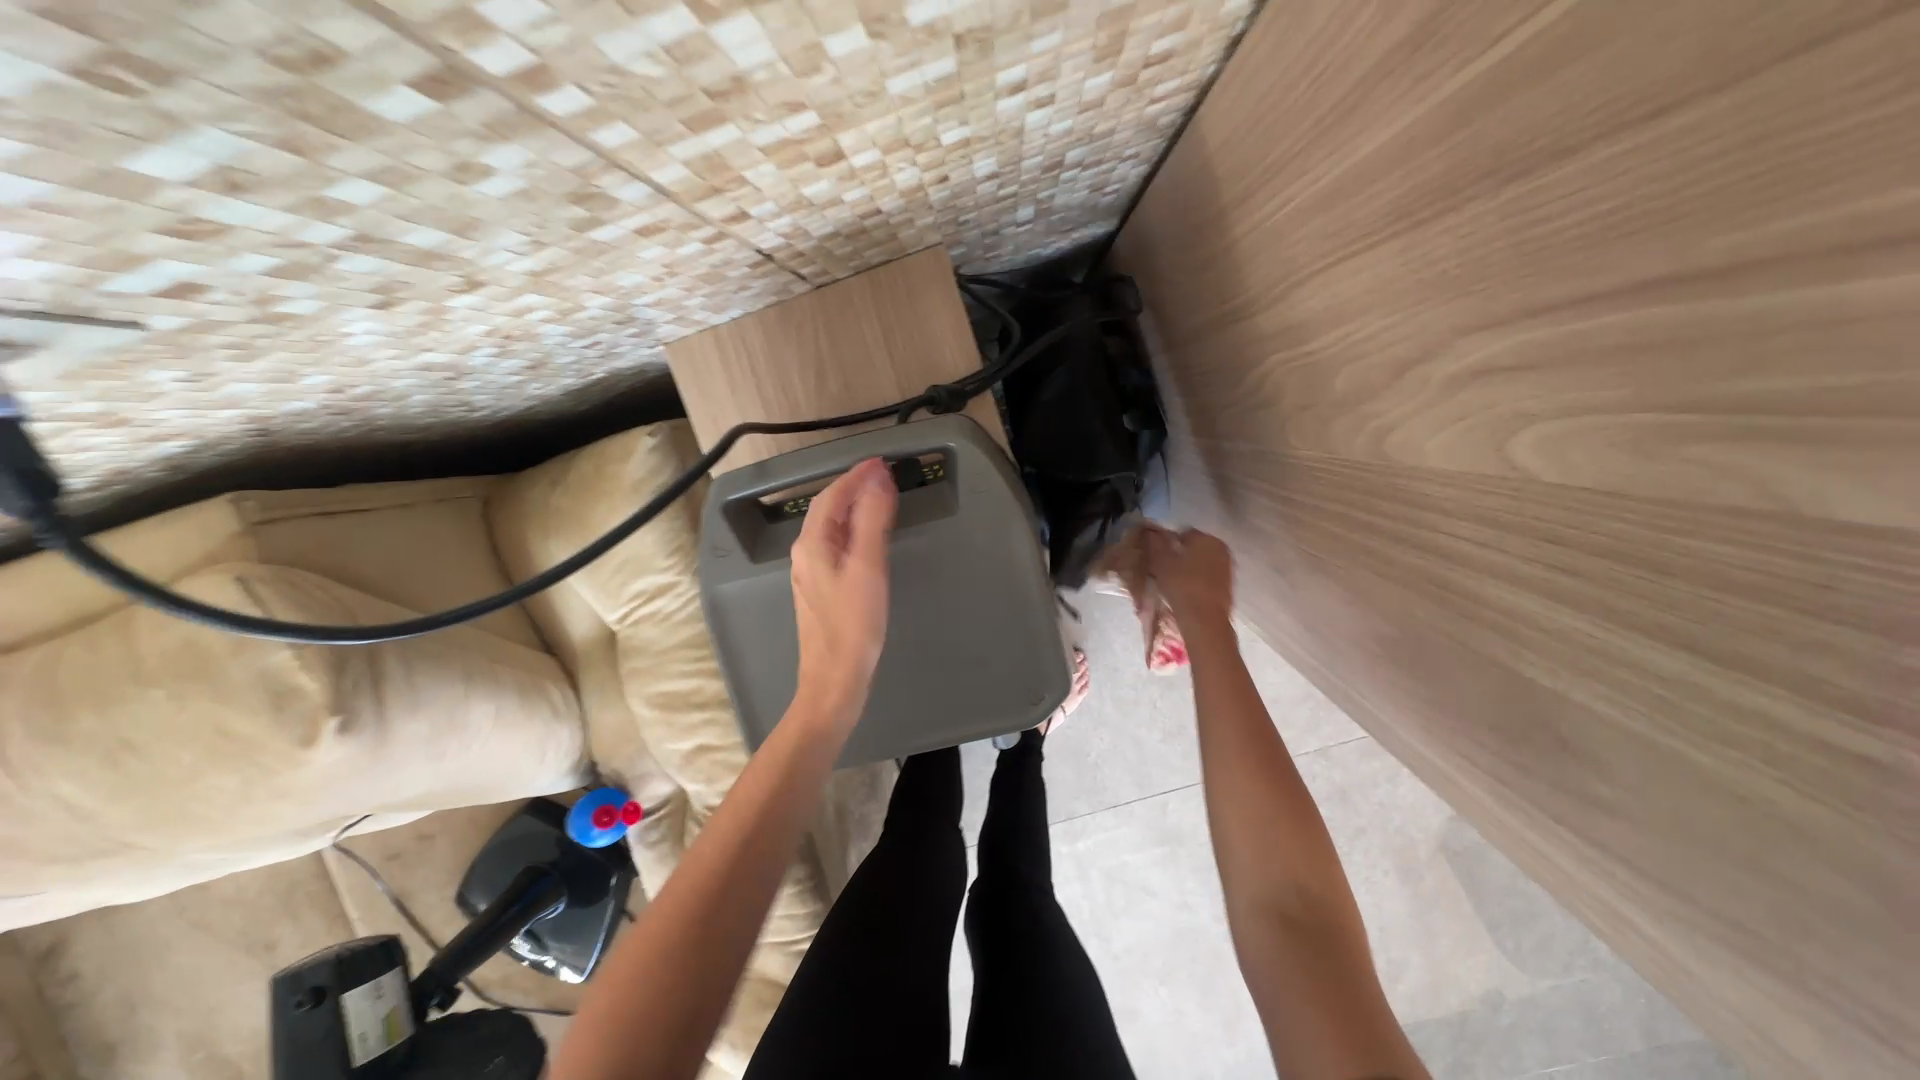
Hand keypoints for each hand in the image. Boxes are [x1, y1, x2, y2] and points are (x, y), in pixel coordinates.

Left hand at [790, 458, 897, 718]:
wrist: (834, 681)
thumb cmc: (853, 625)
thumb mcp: (869, 567)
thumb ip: (873, 519)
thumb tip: (878, 478)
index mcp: (812, 544)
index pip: (832, 495)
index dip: (856, 475)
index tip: (881, 462)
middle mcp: (805, 554)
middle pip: (827, 510)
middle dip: (854, 488)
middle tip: (884, 476)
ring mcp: (810, 574)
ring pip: (831, 529)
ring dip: (854, 509)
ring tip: (880, 499)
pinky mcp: (821, 592)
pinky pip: (836, 547)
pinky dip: (854, 532)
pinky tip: (869, 539)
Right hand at [1142, 526, 1233, 628]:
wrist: (1204, 619)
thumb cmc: (1181, 585)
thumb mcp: (1160, 562)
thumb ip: (1155, 543)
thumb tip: (1151, 532)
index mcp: (1207, 538)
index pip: (1183, 534)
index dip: (1168, 544)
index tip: (1158, 556)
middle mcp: (1221, 548)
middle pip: (1195, 548)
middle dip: (1181, 555)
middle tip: (1165, 569)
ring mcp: (1228, 568)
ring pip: (1203, 563)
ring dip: (1190, 568)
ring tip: (1175, 582)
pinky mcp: (1229, 586)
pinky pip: (1209, 577)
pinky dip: (1199, 580)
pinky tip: (1187, 591)